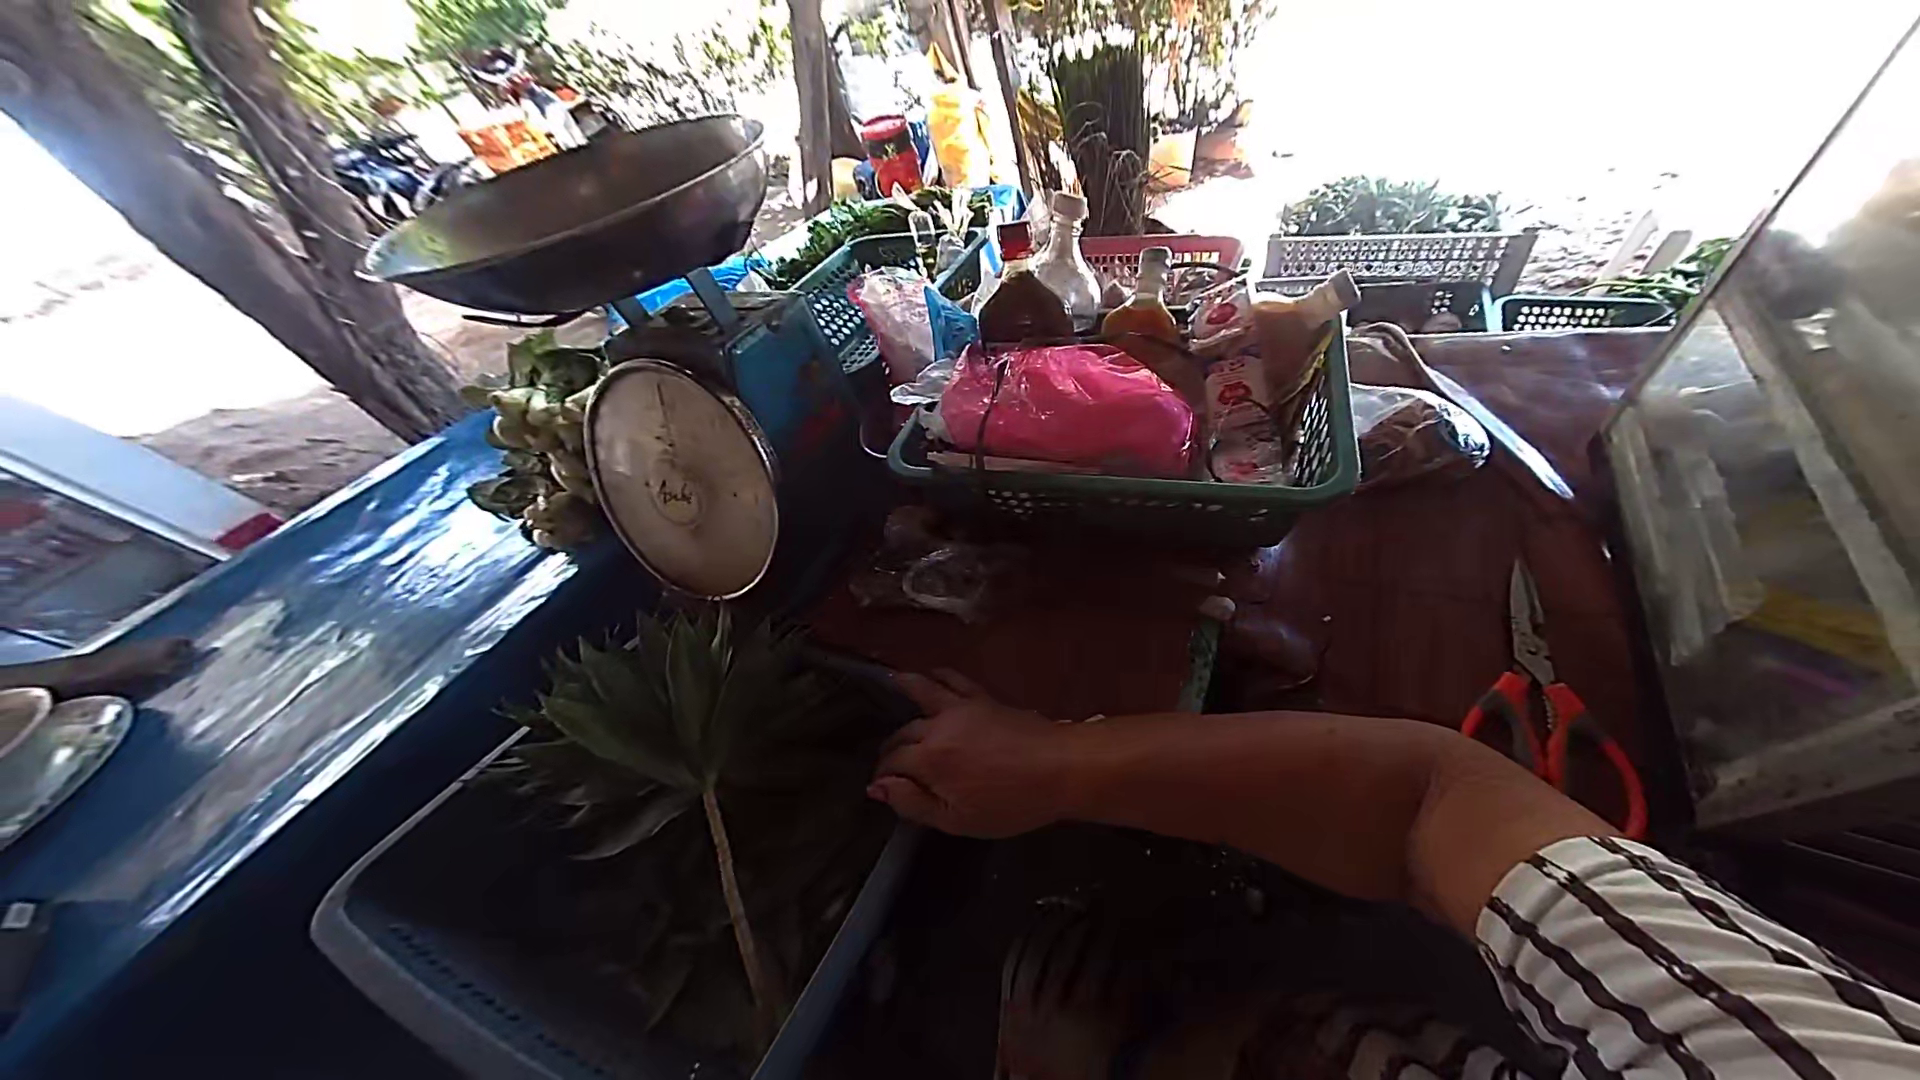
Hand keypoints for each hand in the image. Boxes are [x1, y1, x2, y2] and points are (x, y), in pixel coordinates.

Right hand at [868, 670, 1078, 837]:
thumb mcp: (957, 820)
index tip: (881, 785)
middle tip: (889, 758)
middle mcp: (938, 725)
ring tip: (891, 680)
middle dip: (892, 746)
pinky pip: (955, 680)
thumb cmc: (1010, 803)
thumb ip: (913, 802)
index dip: (882, 775)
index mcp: (930, 759)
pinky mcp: (983, 698)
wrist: (1058, 768)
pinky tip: (934, 673)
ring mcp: (961, 707)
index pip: (892, 762)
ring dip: (904, 685)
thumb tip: (878, 787)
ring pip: (923, 690)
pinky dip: (940, 674)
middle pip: (904, 731)